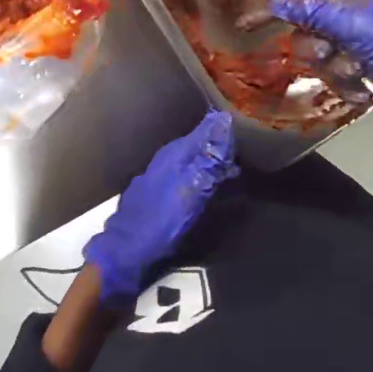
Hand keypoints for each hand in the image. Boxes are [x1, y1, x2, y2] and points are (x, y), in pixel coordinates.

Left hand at [82, 110, 239, 302]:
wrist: (126, 249)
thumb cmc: (163, 219)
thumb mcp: (193, 189)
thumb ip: (209, 159)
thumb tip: (224, 121)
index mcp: (174, 154)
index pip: (203, 130)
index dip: (224, 129)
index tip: (245, 130)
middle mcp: (162, 160)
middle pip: (195, 145)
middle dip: (217, 147)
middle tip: (243, 154)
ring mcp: (153, 177)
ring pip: (186, 161)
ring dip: (206, 164)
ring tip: (229, 172)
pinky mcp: (148, 194)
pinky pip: (178, 176)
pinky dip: (193, 178)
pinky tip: (201, 188)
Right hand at [270, 0, 372, 139]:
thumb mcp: (356, 28)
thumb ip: (314, 13)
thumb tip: (276, 1)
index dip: (283, 11)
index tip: (249, 25)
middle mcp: (356, 11)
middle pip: (308, 29)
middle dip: (316, 49)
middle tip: (329, 55)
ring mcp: (358, 39)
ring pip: (318, 55)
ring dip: (332, 69)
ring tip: (356, 74)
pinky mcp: (359, 64)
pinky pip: (331, 71)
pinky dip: (343, 82)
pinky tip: (362, 88)